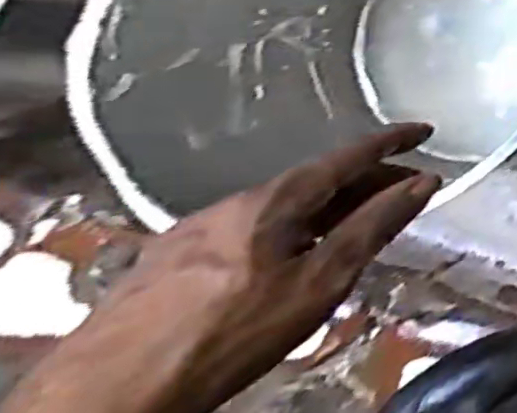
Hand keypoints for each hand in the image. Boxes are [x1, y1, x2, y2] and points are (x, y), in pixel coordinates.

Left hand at [2, 125, 441, 412]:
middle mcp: (234, 203)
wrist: (91, 406)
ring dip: (324, 209)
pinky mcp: (161, 266)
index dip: (392, 140)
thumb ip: (374, 226)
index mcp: (275, 199)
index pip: (348, 155)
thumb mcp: (318, 283)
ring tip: (350, 230)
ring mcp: (190, 233)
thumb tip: (424, 181)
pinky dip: (286, 231)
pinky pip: (245, 230)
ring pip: (278, 207)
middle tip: (401, 194)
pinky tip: (285, 261)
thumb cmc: (224, 337)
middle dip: (364, 182)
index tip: (425, 131)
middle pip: (315, 180)